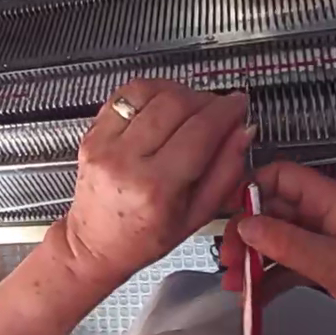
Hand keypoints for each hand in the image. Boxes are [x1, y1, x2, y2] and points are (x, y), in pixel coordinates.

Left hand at [56, 79, 253, 289]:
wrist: (95, 243)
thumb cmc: (143, 237)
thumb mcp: (197, 216)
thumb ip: (226, 171)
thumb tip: (243, 132)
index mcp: (157, 188)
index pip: (200, 131)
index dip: (226, 111)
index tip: (239, 105)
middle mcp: (126, 161)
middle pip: (176, 104)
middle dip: (206, 99)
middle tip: (218, 108)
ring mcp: (105, 144)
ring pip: (151, 92)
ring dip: (180, 91)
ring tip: (191, 107)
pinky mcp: (92, 133)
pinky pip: (126, 94)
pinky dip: (152, 92)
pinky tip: (162, 105)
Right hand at [218, 161, 335, 334]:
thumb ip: (294, 245)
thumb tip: (247, 223)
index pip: (282, 177)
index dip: (250, 191)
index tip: (224, 219)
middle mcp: (329, 216)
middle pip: (274, 211)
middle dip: (246, 233)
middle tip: (227, 264)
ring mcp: (330, 243)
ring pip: (279, 241)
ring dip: (254, 260)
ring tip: (232, 286)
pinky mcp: (332, 267)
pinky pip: (292, 266)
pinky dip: (271, 278)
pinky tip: (253, 298)